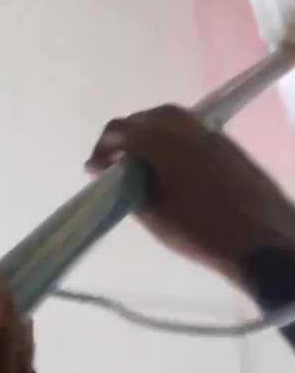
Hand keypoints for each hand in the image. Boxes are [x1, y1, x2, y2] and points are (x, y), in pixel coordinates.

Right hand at [88, 104, 294, 282]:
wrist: (275, 256)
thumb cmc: (203, 232)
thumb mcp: (152, 214)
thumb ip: (125, 186)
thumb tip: (105, 169)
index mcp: (165, 145)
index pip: (121, 129)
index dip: (103, 146)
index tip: (97, 167)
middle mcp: (193, 137)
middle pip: (154, 116)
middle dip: (133, 130)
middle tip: (126, 154)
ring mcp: (223, 146)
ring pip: (183, 122)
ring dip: (162, 134)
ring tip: (155, 158)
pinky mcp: (243, 159)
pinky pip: (205, 138)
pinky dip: (186, 144)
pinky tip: (184, 168)